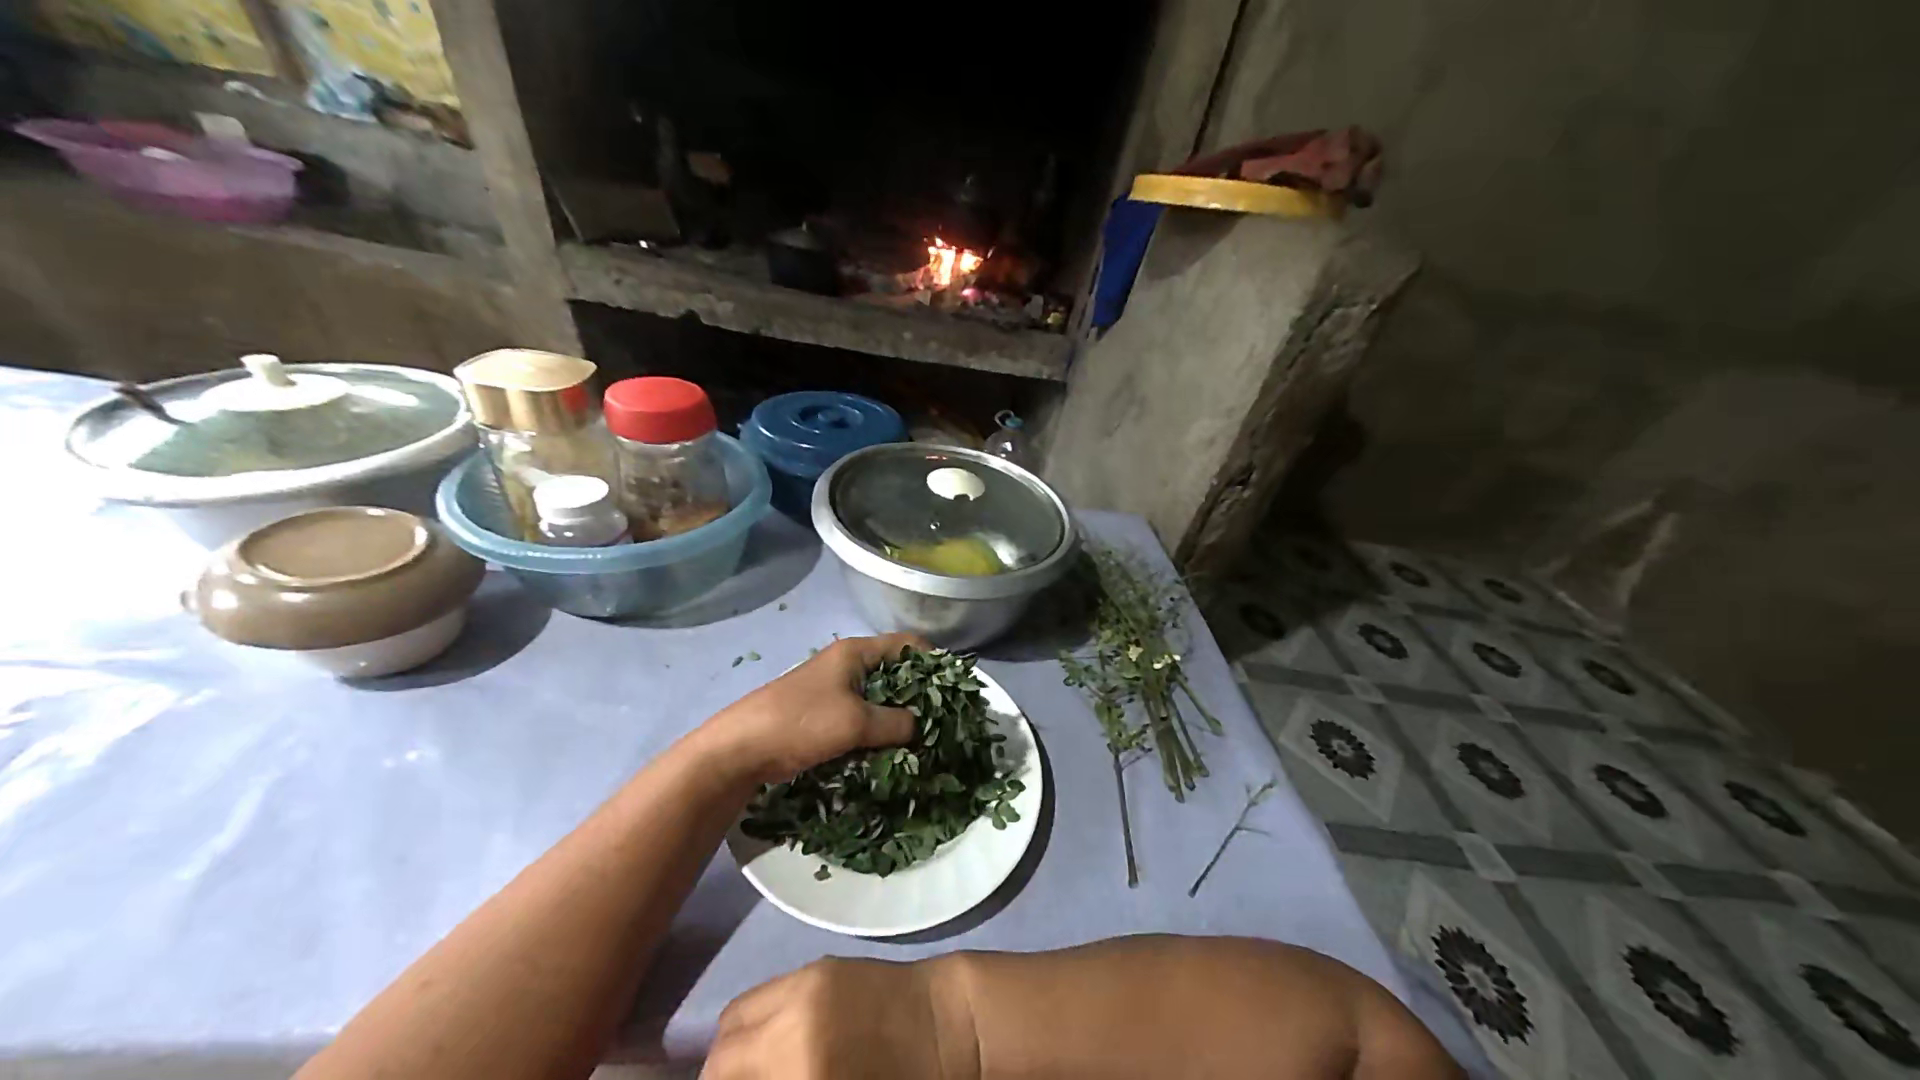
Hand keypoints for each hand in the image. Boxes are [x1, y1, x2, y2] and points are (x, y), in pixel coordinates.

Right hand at [701, 956, 976, 1079]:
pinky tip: (773, 1038)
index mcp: (800, 1067)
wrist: (947, 1022)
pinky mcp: (816, 965)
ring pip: (734, 1017)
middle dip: (719, 1077)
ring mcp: (802, 982)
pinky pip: (764, 993)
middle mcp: (791, 1020)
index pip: (724, 1077)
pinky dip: (755, 1019)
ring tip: (751, 1068)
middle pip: (721, 1054)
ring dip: (732, 1048)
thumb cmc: (902, 1078)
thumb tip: (754, 1077)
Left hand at [702, 633, 926, 785]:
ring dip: (899, 718)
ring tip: (924, 742)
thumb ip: (896, 723)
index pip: (907, 644)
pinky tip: (893, 753)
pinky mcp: (825, 716)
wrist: (741, 749)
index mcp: (855, 652)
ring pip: (879, 699)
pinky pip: (862, 719)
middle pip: (896, 673)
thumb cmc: (801, 722)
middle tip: (944, 722)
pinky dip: (879, 732)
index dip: (935, 661)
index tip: (957, 688)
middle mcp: (847, 665)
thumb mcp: (856, 721)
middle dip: (920, 695)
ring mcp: (834, 691)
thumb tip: (921, 728)